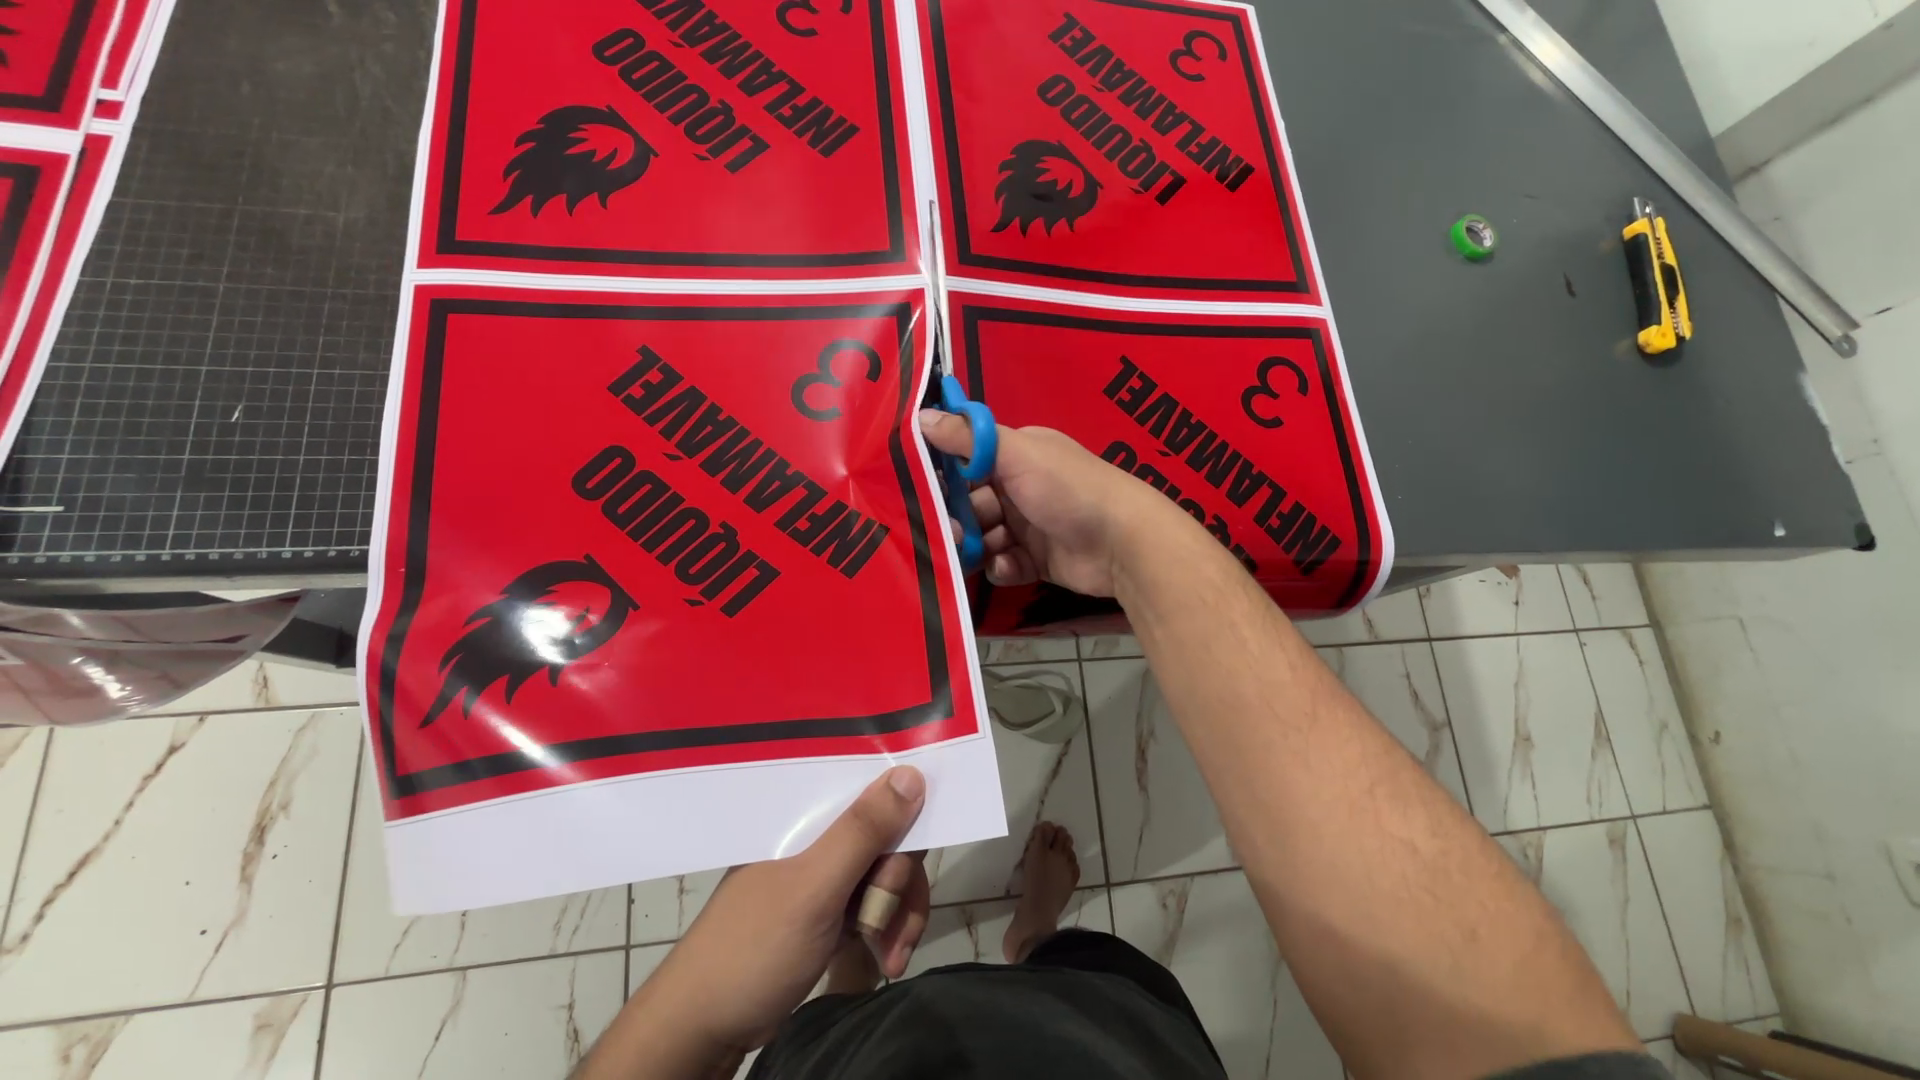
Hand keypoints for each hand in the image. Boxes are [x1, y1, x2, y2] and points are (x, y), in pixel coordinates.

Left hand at [624, 767, 930, 1056]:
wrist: (708, 1028)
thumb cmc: (753, 947)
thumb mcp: (814, 888)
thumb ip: (862, 832)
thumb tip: (912, 773)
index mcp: (801, 815)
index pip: (866, 790)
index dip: (901, 817)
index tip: (914, 853)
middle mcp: (813, 837)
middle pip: (886, 838)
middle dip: (900, 884)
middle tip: (885, 920)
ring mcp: (821, 876)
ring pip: (887, 875)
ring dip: (899, 915)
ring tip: (893, 956)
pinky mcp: (828, 910)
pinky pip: (875, 905)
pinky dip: (888, 931)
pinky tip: (888, 960)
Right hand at [919, 410, 1167, 596]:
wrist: (1122, 542)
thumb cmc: (1067, 488)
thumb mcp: (1016, 454)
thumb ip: (966, 437)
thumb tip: (919, 417)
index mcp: (1017, 454)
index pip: (966, 461)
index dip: (944, 477)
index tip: (922, 491)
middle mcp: (1020, 486)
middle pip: (970, 503)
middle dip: (958, 517)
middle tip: (956, 530)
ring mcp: (1029, 525)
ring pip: (983, 536)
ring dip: (977, 544)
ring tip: (981, 550)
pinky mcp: (1037, 560)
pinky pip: (1003, 564)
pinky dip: (1002, 565)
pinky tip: (1010, 565)